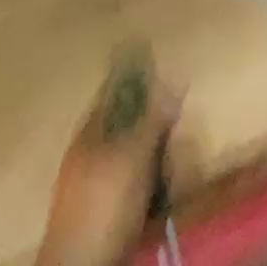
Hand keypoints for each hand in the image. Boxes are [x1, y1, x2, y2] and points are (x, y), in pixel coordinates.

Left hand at [36, 64, 181, 265]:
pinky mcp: (112, 203)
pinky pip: (141, 179)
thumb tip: (175, 78)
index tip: (164, 61)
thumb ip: (152, 119)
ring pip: (141, 151)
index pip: (116, 88)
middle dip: (157, 124)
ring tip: (167, 173)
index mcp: (91, 130)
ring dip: (159, 157)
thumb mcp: (131, 157)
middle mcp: (93, 148)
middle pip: (134, 119)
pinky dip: (154, 183)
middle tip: (173, 133)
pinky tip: (161, 194)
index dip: (138, 73)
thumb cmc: (103, 205)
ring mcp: (101, 178)